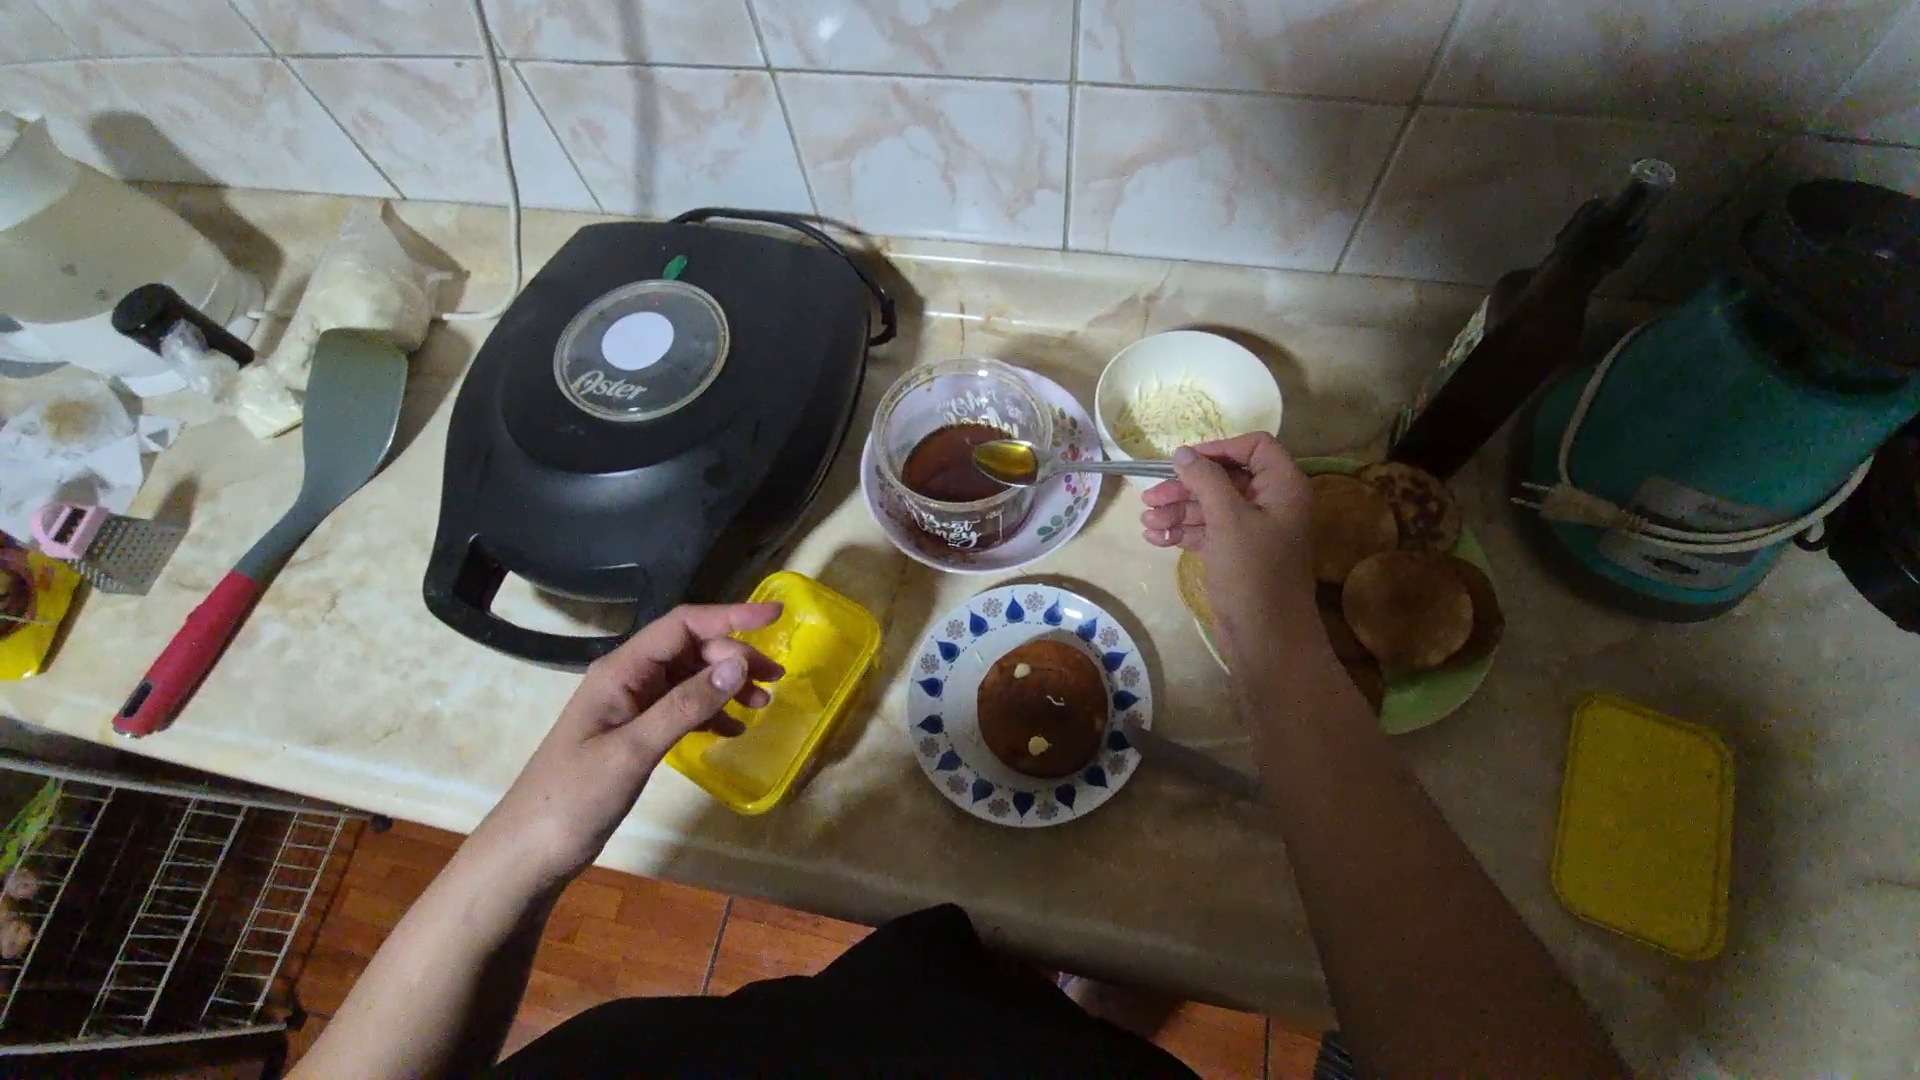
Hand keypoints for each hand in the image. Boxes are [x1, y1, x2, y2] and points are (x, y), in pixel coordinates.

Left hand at [474, 603, 783, 885]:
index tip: (775, 617)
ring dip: (728, 686)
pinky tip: (734, 731)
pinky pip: (684, 709)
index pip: (684, 625)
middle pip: (692, 649)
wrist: (527, 854)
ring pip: (692, 679)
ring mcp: (632, 707)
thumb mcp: (633, 751)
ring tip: (762, 704)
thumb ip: (686, 706)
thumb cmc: (573, 798)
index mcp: (622, 670)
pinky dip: (713, 715)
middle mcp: (629, 679)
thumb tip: (737, 665)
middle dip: (736, 657)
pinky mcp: (636, 734)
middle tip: (774, 679)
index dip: (731, 616)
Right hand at [1138, 433, 1317, 659]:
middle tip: (1150, 497)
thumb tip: (1182, 453)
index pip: (1255, 447)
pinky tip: (1155, 538)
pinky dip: (1182, 532)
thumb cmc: (1253, 573)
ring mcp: (1252, 531)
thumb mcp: (1228, 520)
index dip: (1219, 449)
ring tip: (1147, 521)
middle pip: (1225, 479)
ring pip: (1211, 506)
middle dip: (1186, 486)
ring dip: (1177, 510)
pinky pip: (1206, 531)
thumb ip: (1205, 480)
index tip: (1184, 461)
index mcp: (1283, 487)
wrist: (1266, 638)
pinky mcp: (1235, 554)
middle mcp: (1271, 504)